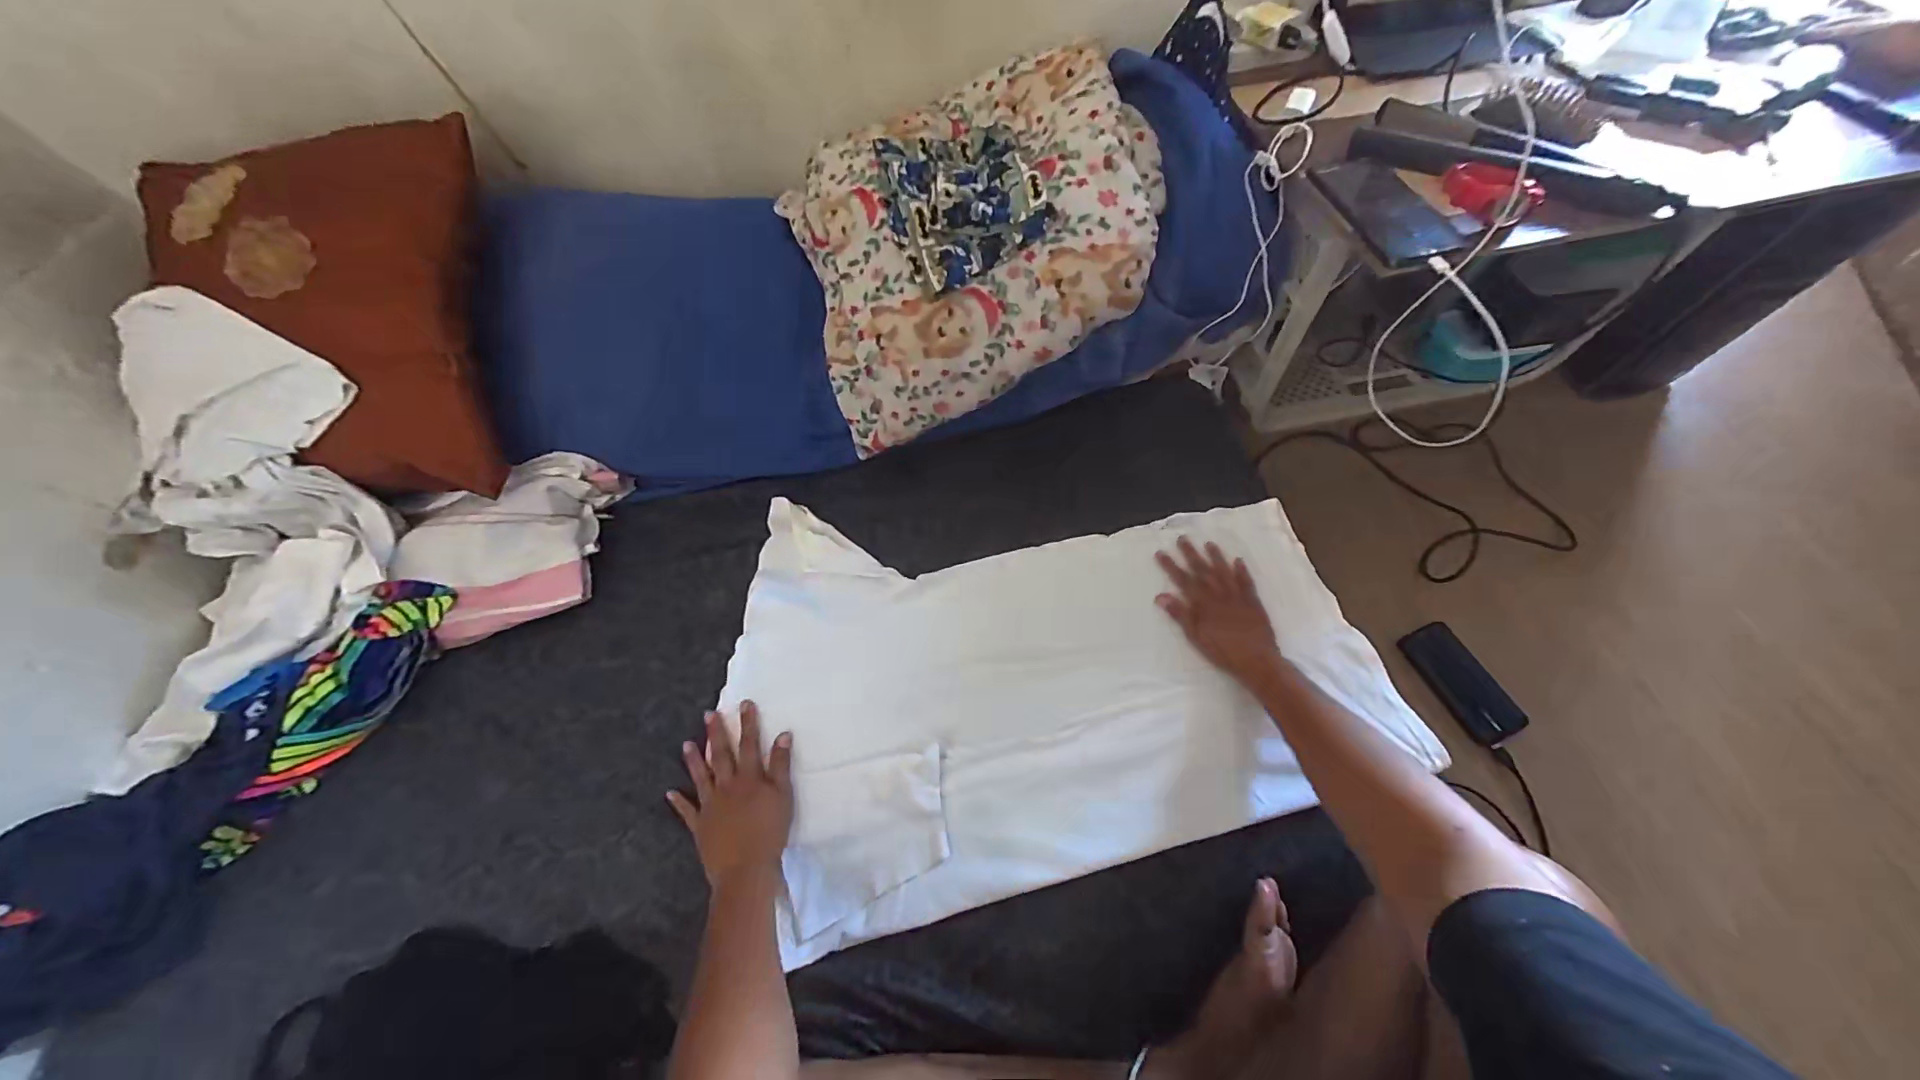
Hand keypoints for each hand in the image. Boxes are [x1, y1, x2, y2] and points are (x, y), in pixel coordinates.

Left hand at [667, 701, 793, 889]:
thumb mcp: (783, 797)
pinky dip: (679, 802)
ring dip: (694, 760)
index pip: (750, 745)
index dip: (748, 723)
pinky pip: (687, 811)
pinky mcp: (700, 826)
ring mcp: (710, 806)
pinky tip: (670, 793)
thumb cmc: (770, 832)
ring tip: (687, 744)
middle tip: (709, 714)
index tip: (744, 704)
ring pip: (701, 777)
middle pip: (721, 755)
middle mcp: (727, 787)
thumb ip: (781, 766)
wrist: (745, 870)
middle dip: (716, 733)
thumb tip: (783, 735)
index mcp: (749, 778)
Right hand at [1156, 536, 1283, 685]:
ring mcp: (1238, 596)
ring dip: (1216, 557)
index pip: (1183, 580)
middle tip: (1182, 539)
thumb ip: (1180, 615)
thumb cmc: (1222, 652)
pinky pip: (1247, 582)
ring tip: (1209, 543)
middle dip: (1191, 554)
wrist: (1257, 661)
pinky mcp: (1254, 602)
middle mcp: (1220, 595)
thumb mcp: (1196, 637)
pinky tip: (1238, 561)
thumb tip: (1161, 596)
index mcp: (1203, 604)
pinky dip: (1242, 571)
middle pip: (1203, 571)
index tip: (1161, 552)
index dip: (1171, 566)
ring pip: (1225, 572)